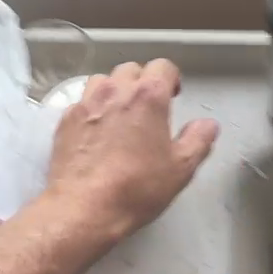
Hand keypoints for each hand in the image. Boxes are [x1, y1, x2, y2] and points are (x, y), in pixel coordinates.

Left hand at [40, 59, 219, 243]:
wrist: (83, 206)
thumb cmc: (136, 188)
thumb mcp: (180, 169)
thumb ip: (198, 141)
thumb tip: (208, 125)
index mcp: (148, 96)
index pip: (162, 67)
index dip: (171, 79)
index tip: (172, 96)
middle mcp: (115, 91)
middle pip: (131, 70)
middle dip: (142, 82)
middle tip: (148, 108)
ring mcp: (86, 103)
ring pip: (102, 80)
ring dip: (114, 90)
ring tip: (119, 115)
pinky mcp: (65, 120)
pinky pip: (82, 102)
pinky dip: (92, 109)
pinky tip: (96, 132)